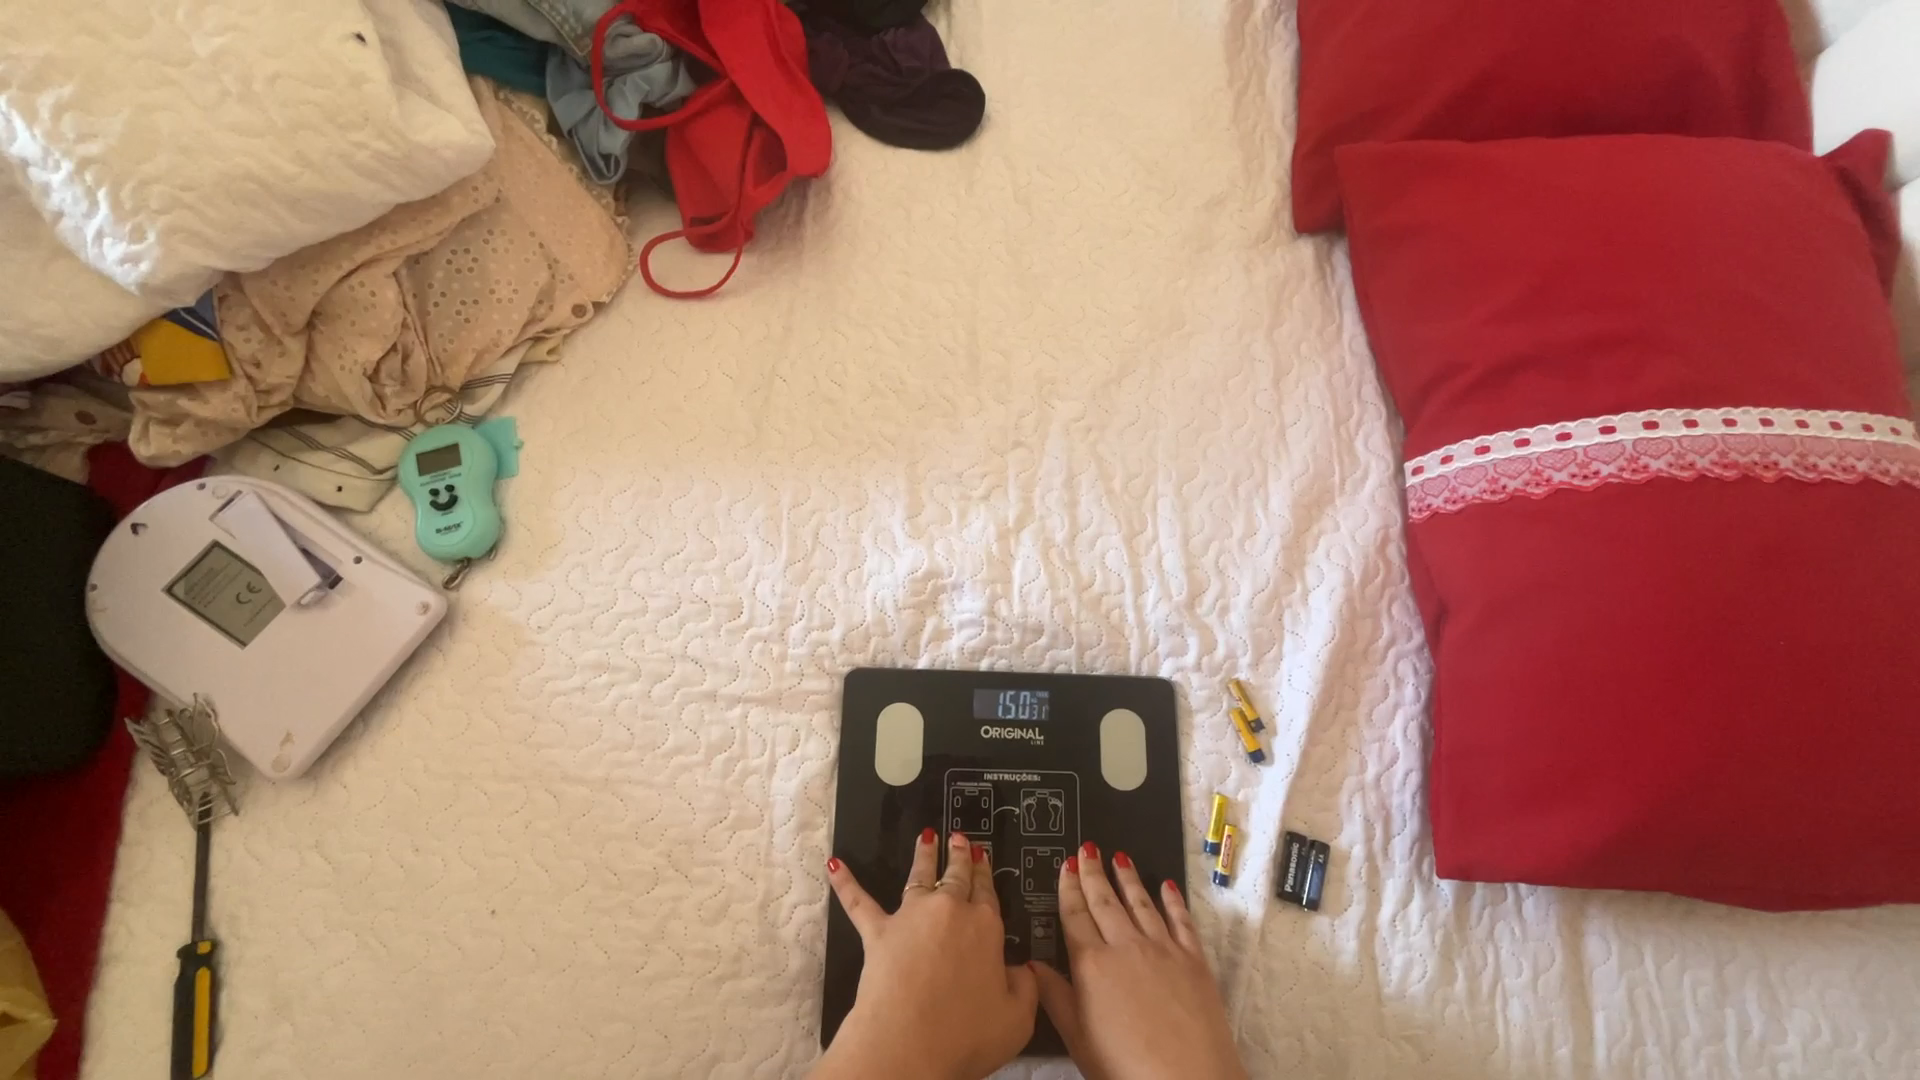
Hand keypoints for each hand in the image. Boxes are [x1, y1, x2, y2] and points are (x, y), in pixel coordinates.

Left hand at [813, 830, 1037, 1079]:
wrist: (908, 1045)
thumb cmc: (966, 1035)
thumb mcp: (1017, 1019)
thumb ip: (1026, 987)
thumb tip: (1021, 969)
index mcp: (986, 927)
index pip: (987, 893)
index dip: (986, 873)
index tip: (983, 854)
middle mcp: (950, 911)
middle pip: (957, 877)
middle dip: (960, 855)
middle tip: (959, 837)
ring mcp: (912, 917)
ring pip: (918, 876)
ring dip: (923, 854)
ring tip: (926, 836)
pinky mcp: (879, 931)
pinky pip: (859, 902)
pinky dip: (846, 883)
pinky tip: (834, 866)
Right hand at [1035, 843, 1246, 1079]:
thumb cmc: (1124, 1070)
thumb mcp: (1078, 1039)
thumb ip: (1055, 997)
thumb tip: (1031, 963)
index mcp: (1092, 964)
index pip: (1075, 915)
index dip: (1068, 888)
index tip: (1066, 865)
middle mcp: (1125, 945)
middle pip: (1104, 901)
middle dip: (1093, 873)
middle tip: (1087, 849)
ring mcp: (1162, 949)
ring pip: (1141, 903)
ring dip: (1128, 878)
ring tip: (1120, 857)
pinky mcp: (1194, 960)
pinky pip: (1180, 921)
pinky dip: (1173, 901)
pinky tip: (1167, 886)